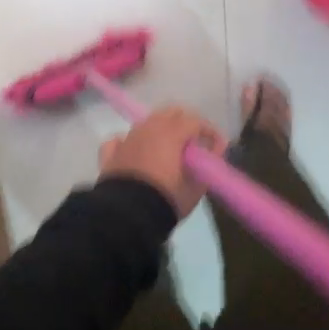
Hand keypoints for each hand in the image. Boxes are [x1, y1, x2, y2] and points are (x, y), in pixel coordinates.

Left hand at [98, 107, 225, 219]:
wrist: (127, 216)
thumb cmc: (167, 199)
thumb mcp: (197, 186)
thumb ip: (210, 163)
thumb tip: (216, 148)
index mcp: (171, 133)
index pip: (195, 121)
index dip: (209, 131)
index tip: (217, 146)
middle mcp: (148, 129)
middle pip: (170, 113)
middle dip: (185, 123)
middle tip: (194, 144)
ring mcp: (127, 139)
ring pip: (146, 123)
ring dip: (160, 131)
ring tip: (168, 150)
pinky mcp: (110, 153)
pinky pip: (121, 139)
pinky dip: (131, 143)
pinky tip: (136, 153)